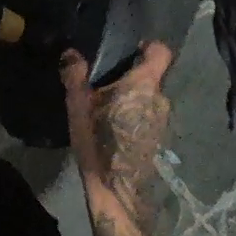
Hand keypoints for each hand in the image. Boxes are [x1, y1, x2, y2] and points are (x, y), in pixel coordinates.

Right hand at [61, 42, 173, 214]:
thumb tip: (71, 52)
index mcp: (144, 84)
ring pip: (151, 98)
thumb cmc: (98, 141)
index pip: (161, 51)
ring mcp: (163, 119)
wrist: (115, 187)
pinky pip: (149, 115)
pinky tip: (116, 127)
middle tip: (107, 82)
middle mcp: (161, 98)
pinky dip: (136, 115)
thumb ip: (75, 76)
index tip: (128, 51)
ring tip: (109, 107)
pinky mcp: (159, 137)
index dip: (147, 47)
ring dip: (134, 98)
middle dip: (133, 76)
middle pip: (152, 76)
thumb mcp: (78, 107)